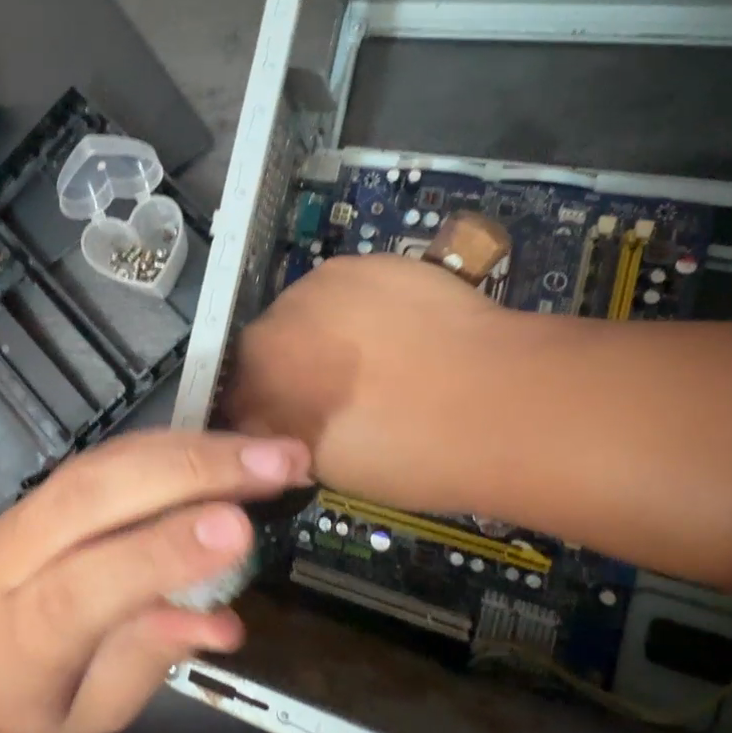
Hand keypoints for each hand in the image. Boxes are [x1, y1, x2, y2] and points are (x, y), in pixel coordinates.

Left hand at [0, 430, 310, 732]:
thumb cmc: (26, 697)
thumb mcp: (86, 713)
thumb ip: (144, 663)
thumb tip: (221, 622)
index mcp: (17, 637)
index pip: (84, 588)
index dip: (159, 553)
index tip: (238, 528)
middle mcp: (12, 557)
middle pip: (91, 499)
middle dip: (190, 473)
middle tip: (276, 463)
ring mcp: (22, 512)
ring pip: (99, 464)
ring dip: (186, 449)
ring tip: (265, 450)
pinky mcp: (40, 488)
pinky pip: (102, 456)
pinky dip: (164, 446)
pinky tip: (217, 445)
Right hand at [223, 254, 518, 511]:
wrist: (493, 401)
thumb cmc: (407, 453)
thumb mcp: (329, 467)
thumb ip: (287, 439)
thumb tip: (284, 428)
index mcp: (255, 386)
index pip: (238, 397)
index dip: (266, 411)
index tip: (293, 422)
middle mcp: (269, 330)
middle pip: (267, 345)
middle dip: (294, 364)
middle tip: (340, 394)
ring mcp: (313, 290)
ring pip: (304, 311)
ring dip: (324, 329)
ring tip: (376, 358)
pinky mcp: (357, 264)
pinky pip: (343, 287)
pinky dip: (361, 305)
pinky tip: (398, 329)